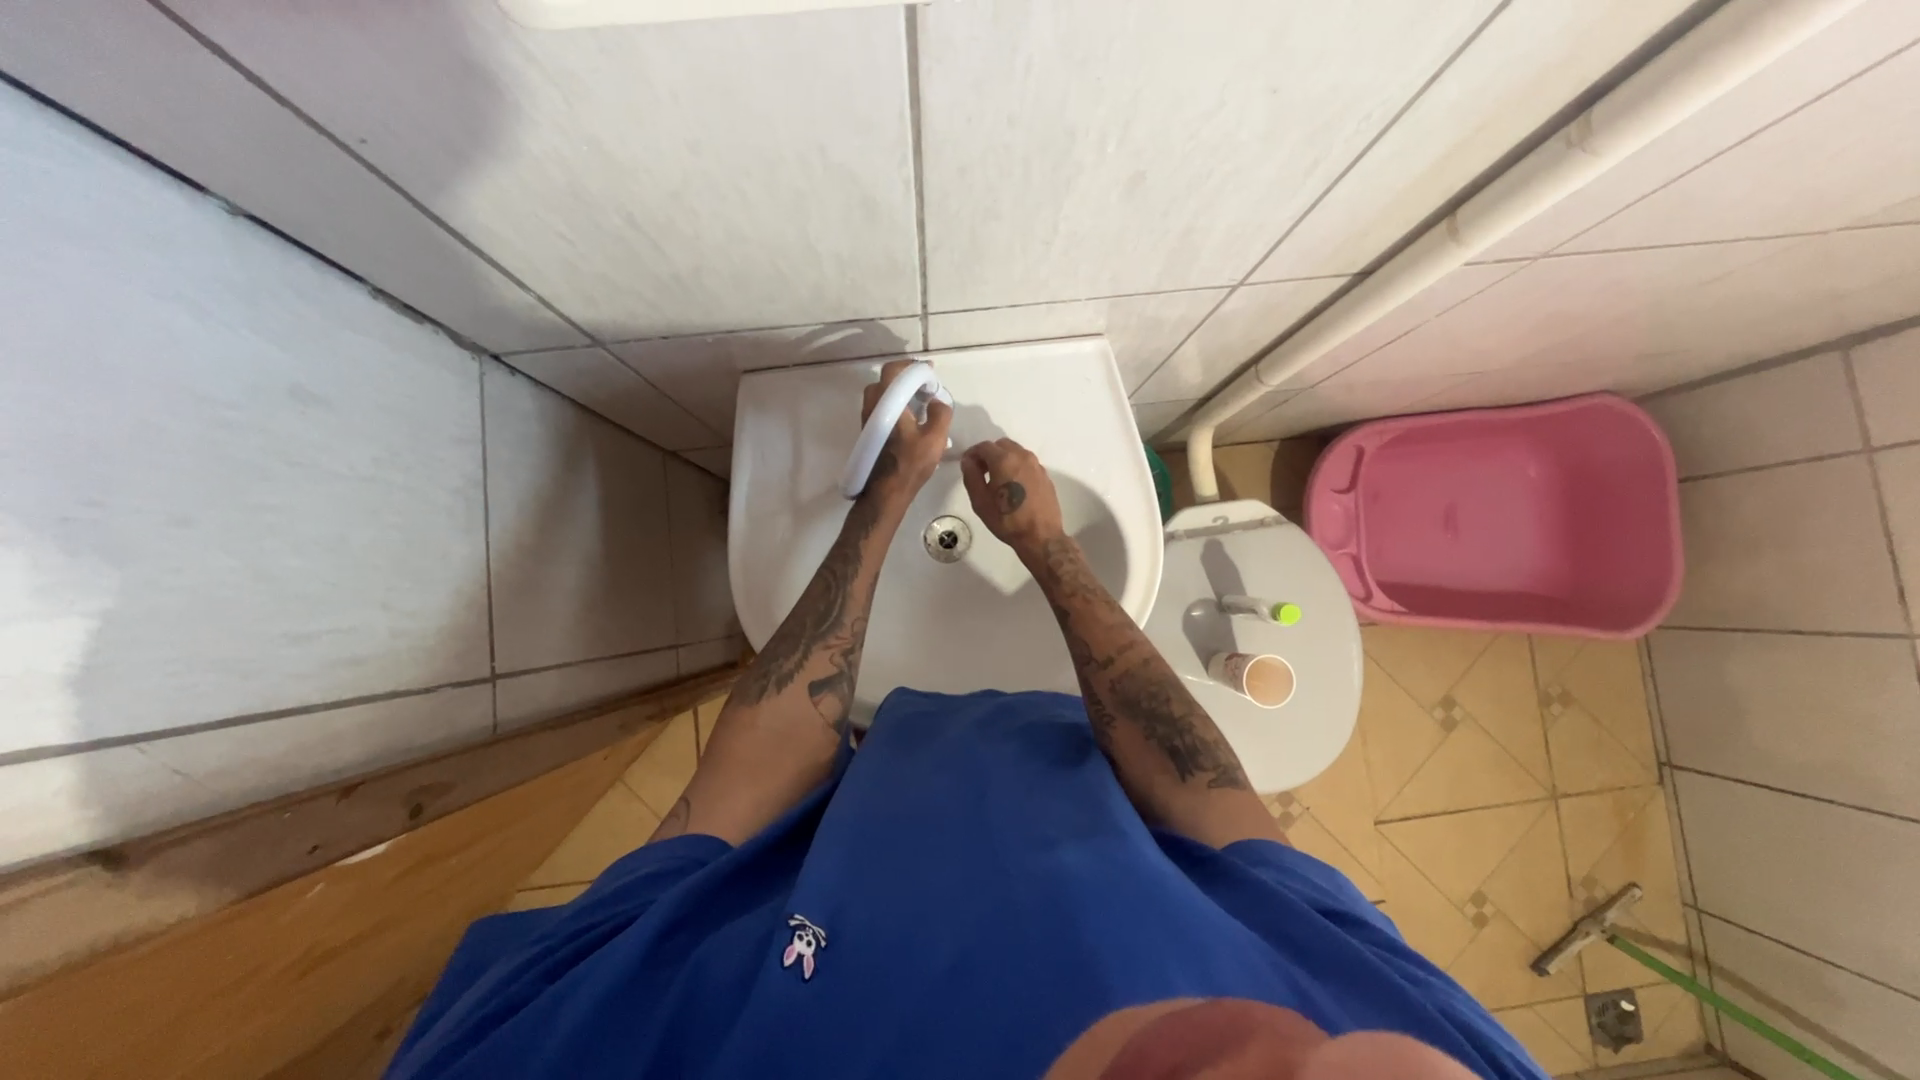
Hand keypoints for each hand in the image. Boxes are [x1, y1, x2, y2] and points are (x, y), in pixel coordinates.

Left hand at [861, 359, 953, 498]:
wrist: (886, 491)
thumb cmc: (910, 464)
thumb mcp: (935, 438)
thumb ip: (941, 413)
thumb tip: (938, 401)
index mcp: (887, 403)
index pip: (894, 371)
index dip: (913, 367)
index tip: (929, 373)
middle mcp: (873, 406)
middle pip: (885, 380)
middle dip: (905, 378)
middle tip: (924, 385)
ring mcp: (868, 419)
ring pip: (881, 395)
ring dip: (899, 392)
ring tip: (920, 401)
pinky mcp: (869, 432)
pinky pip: (881, 407)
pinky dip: (895, 404)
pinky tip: (910, 417)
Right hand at [960, 438, 1065, 557]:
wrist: (1040, 535)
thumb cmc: (1006, 520)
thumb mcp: (980, 501)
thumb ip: (971, 476)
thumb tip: (968, 461)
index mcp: (1004, 460)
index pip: (983, 446)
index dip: (972, 454)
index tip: (968, 465)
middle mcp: (1022, 456)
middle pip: (1001, 445)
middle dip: (989, 454)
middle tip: (982, 472)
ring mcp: (1036, 464)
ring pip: (1016, 452)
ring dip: (1004, 459)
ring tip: (998, 479)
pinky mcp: (1044, 474)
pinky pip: (1026, 462)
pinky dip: (1016, 466)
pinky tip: (1013, 485)